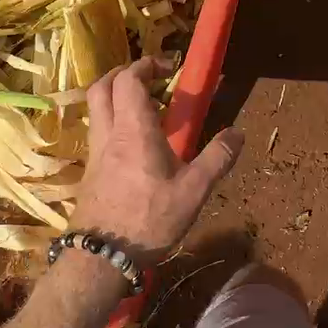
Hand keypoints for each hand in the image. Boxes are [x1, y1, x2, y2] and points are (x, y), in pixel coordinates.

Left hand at [70, 57, 243, 266]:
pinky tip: (134, 145)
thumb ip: (217, 158)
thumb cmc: (147, 220)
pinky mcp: (89, 174)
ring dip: (116, 97)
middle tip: (150, 80)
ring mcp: (94, 154)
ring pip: (95, 110)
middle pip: (102, 87)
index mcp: (134, 129)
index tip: (169, 69)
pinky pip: (97, 133)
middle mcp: (109, 134)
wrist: (98, 262)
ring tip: (145, 110)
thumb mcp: (193, 191)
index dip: (147, 65)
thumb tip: (238, 133)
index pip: (129, 79)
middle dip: (124, 73)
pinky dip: (113, 123)